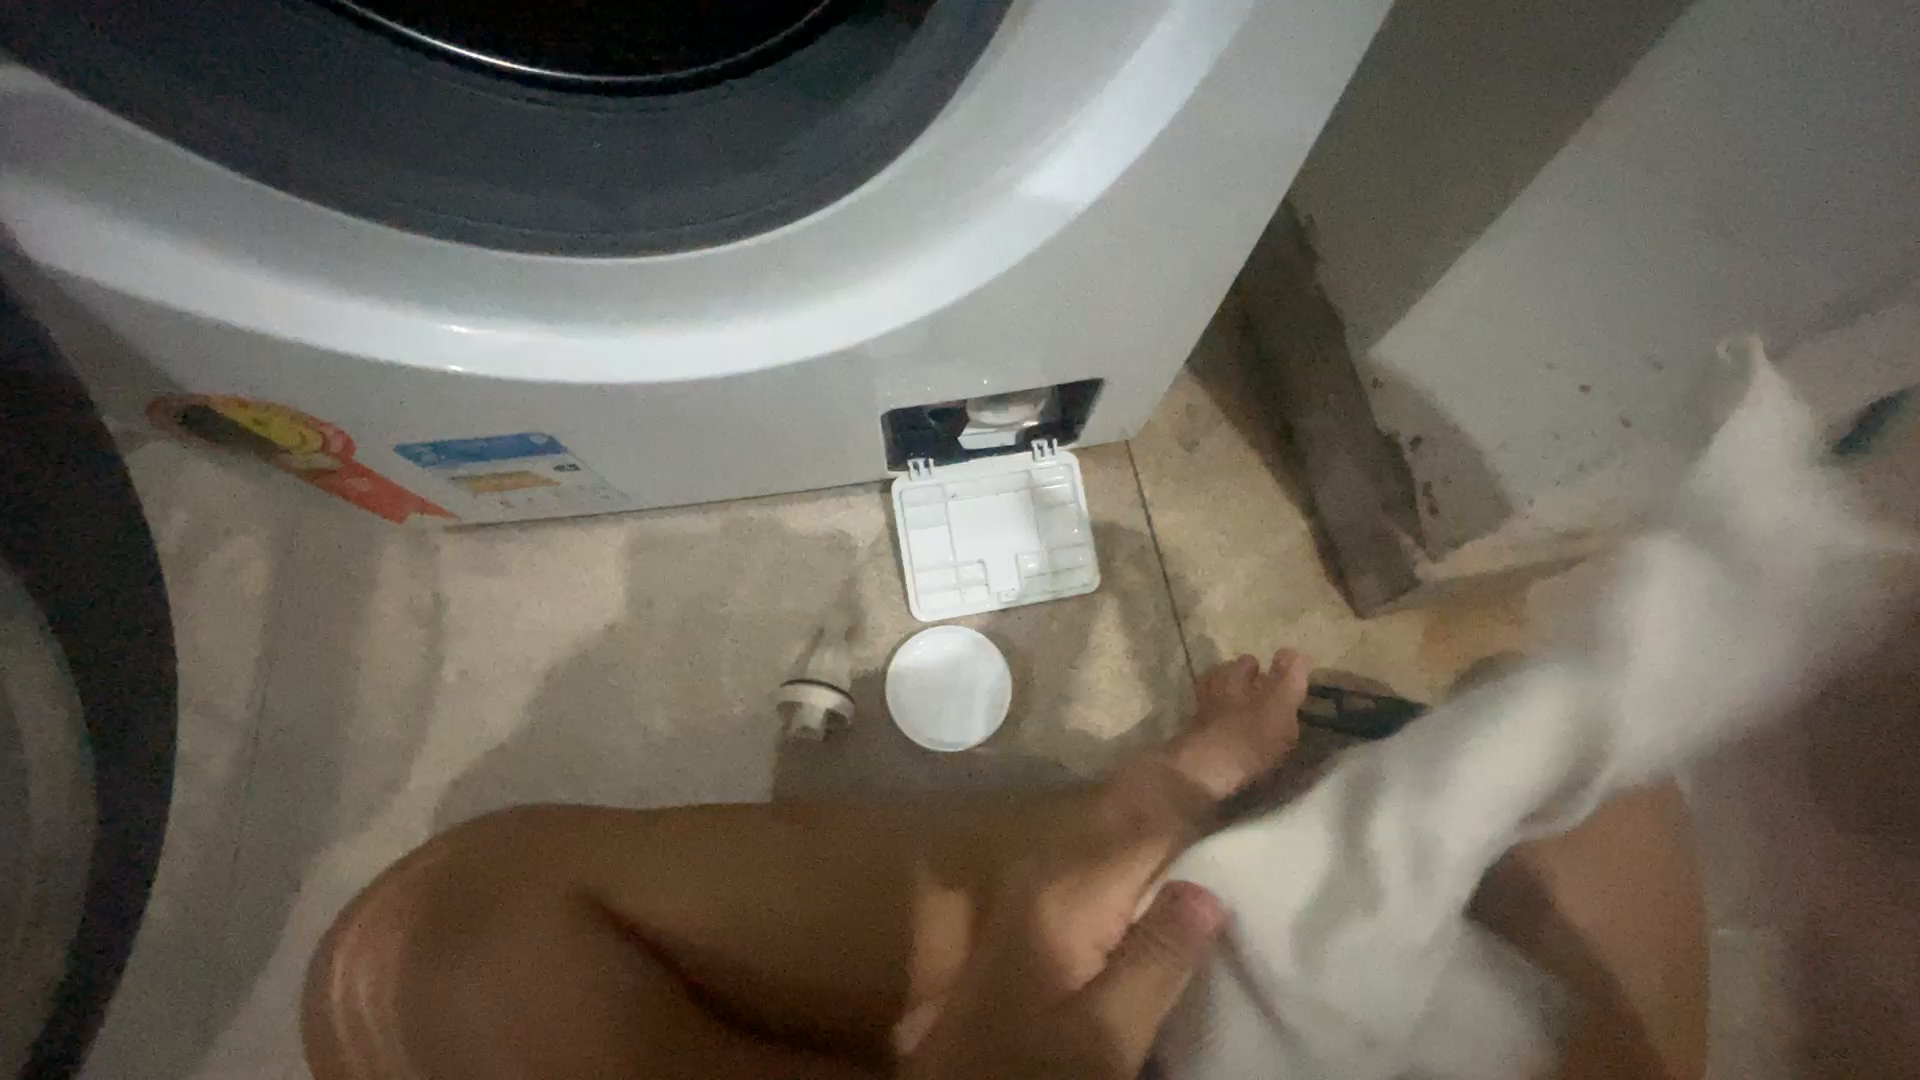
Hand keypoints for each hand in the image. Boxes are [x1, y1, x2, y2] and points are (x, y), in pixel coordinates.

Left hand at [896, 650, 1309, 1071]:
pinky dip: (1174, 764)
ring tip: (1243, 686)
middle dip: (1222, 717)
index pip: (1173, 797)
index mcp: (1085, 877)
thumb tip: (1211, 891)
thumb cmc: (1019, 1058)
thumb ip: (1154, 964)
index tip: (1282, 692)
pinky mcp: (1068, 860)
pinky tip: (1193, 757)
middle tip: (1276, 667)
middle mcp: (1074, 841)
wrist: (948, 1062)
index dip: (1232, 744)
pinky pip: (1134, 796)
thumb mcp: (1094, 1040)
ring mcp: (1065, 846)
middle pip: (1159, 767)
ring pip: (1144, 772)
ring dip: (1197, 730)